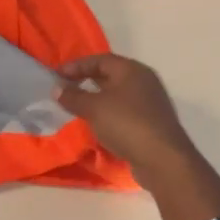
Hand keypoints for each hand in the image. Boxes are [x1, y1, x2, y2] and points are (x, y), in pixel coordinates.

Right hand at [54, 53, 219, 219]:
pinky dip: (107, 113)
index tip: (56, 76)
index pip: (99, 59)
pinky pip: (123, 111)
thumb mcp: (93, 108)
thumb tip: (56, 89)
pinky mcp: (151, 123)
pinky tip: (96, 124)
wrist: (163, 160)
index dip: (76, 66)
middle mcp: (144, 82)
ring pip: (116, 94)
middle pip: (109, 75)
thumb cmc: (126, 124)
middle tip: (65, 89)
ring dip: (96, 99)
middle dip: (86, 81)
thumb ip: (73, 96)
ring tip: (77, 107)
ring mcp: (150, 103)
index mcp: (132, 70)